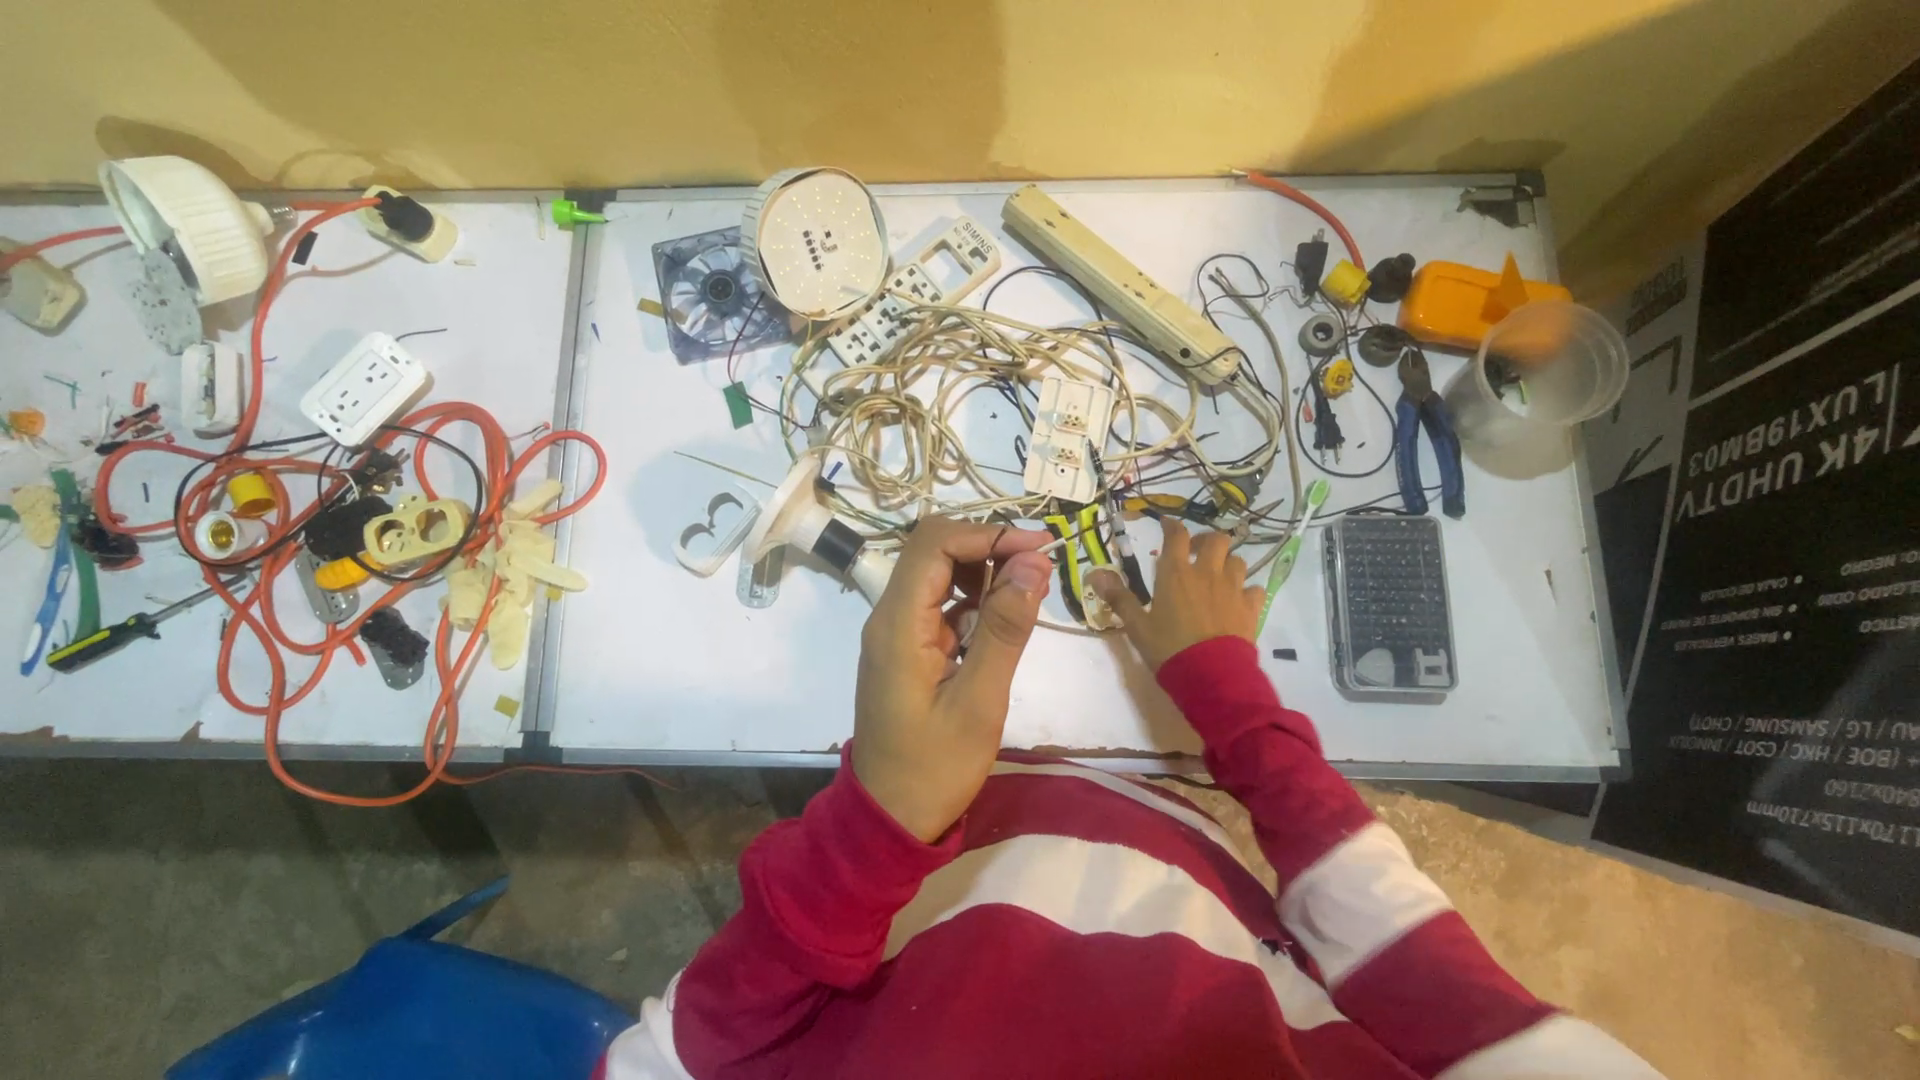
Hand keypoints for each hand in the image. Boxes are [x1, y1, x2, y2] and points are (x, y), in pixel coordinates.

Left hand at [854, 518, 1052, 841]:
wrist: (890, 817)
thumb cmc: (935, 768)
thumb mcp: (979, 703)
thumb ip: (1006, 630)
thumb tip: (1033, 564)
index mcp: (898, 624)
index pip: (935, 544)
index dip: (988, 533)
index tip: (1039, 547)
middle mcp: (890, 617)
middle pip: (933, 550)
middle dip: (988, 545)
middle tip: (1040, 564)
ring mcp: (898, 633)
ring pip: (938, 574)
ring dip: (985, 569)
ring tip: (1033, 585)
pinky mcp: (910, 649)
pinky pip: (941, 605)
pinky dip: (976, 599)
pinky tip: (1009, 613)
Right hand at [1091, 519, 1263, 671]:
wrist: (1210, 675)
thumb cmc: (1168, 648)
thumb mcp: (1137, 626)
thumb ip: (1119, 598)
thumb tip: (1096, 574)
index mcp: (1175, 573)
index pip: (1176, 536)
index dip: (1171, 525)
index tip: (1166, 524)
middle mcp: (1206, 573)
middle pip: (1216, 540)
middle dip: (1206, 540)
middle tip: (1196, 552)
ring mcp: (1232, 589)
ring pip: (1237, 561)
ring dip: (1227, 563)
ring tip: (1217, 575)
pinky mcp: (1250, 607)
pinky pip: (1254, 588)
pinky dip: (1246, 589)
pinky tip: (1239, 599)